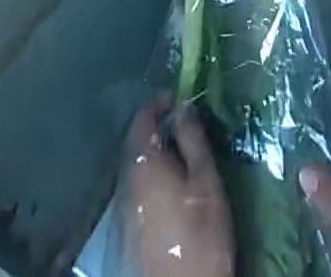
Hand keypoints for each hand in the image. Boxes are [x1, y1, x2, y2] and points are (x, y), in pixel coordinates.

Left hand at [124, 99, 233, 276]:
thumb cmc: (200, 232)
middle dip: (160, 127)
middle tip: (189, 125)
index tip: (184, 98)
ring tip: (185, 153)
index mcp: (144, 162)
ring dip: (157, 151)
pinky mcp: (128, 224)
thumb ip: (193, 138)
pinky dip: (153, 174)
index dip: (161, 102)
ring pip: (137, 163)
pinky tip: (174, 184)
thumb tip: (184, 104)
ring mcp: (124, 204)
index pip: (142, 117)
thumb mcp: (206, 179)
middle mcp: (126, 178)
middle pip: (136, 140)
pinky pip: (137, 184)